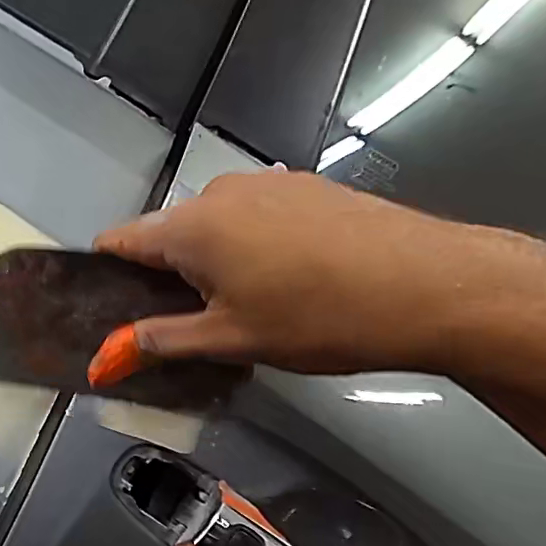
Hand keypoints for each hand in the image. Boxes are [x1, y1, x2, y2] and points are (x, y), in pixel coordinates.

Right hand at [87, 171, 545, 379]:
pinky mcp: (305, 187)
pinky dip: (244, 244)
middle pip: (163, 233)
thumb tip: (103, 360)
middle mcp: (219, 193)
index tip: (112, 308)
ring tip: (240, 302)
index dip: (106, 275)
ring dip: (206, 259)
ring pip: (208, 224)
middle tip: (186, 320)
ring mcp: (267, 184)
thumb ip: (155, 343)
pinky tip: (281, 279)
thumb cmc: (321, 317)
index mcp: (190, 227)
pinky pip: (249, 215)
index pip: (117, 241)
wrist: (441, 288)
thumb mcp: (227, 340)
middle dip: (162, 273)